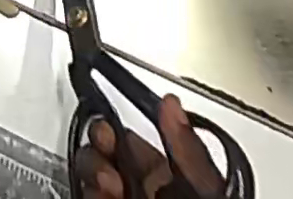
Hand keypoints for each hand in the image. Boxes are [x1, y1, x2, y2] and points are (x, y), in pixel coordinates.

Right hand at [75, 96, 224, 198]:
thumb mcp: (208, 192)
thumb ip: (190, 152)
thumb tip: (171, 102)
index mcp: (178, 183)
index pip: (135, 141)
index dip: (118, 126)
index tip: (110, 121)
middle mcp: (148, 192)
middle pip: (107, 151)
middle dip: (99, 139)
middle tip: (104, 142)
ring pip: (90, 171)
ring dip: (91, 166)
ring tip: (108, 181)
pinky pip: (84, 193)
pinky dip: (86, 189)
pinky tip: (99, 193)